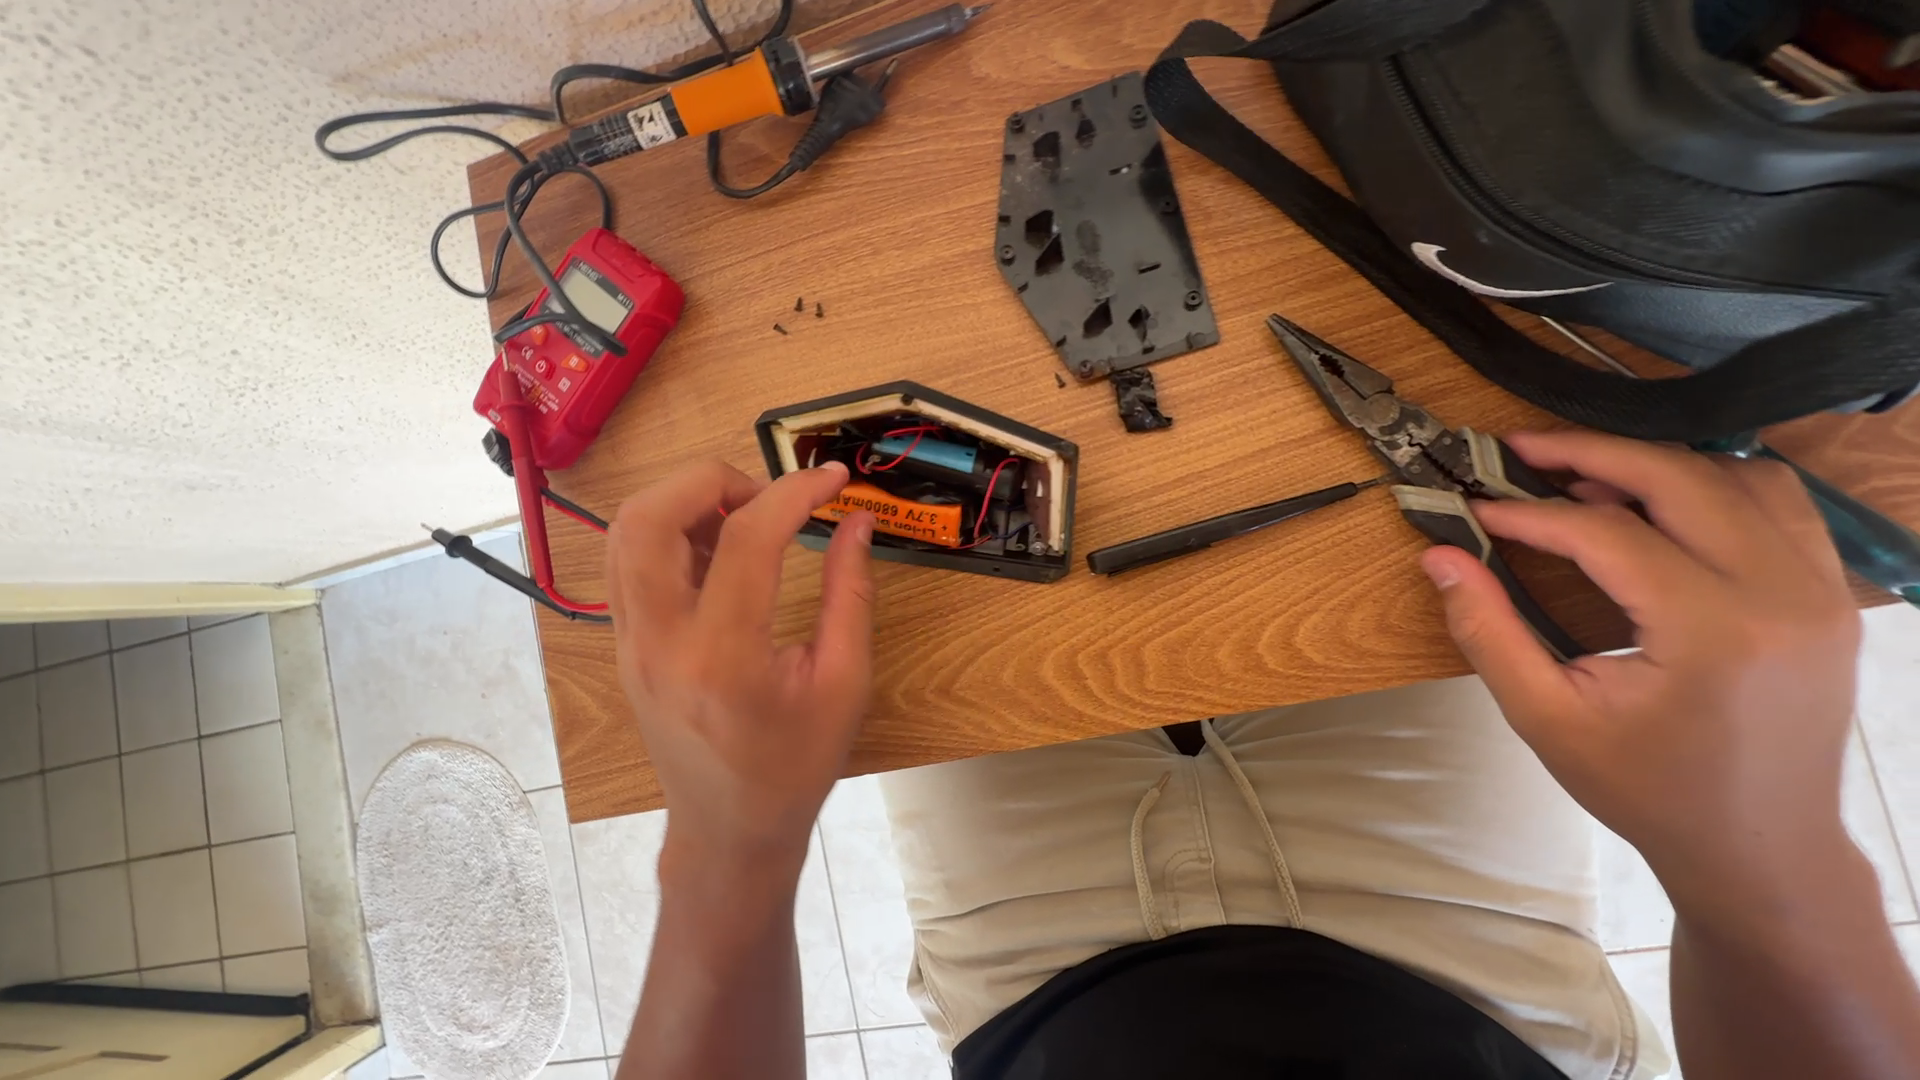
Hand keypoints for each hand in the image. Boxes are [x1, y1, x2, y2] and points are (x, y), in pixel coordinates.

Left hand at [606, 460, 874, 875]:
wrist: (728, 830)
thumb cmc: (796, 766)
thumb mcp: (844, 682)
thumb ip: (851, 593)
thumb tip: (856, 521)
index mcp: (724, 656)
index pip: (746, 538)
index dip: (794, 492)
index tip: (833, 479)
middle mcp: (660, 641)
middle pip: (650, 516)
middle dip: (714, 480)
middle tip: (770, 498)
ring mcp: (630, 643)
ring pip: (626, 532)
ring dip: (686, 501)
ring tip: (746, 518)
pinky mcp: (625, 646)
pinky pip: (630, 561)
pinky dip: (672, 531)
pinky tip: (720, 550)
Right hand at [1421, 431, 1862, 904]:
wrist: (1758, 843)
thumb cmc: (1643, 786)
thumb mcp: (1543, 716)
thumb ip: (1487, 630)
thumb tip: (1439, 557)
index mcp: (1710, 632)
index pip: (1608, 535)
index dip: (1531, 514)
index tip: (1475, 509)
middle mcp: (1781, 596)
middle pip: (1683, 480)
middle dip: (1592, 453)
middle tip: (1521, 449)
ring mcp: (1820, 592)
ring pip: (1739, 478)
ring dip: (1655, 464)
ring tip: (1582, 475)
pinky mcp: (1829, 597)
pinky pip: (1777, 506)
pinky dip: (1709, 486)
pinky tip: (1654, 504)